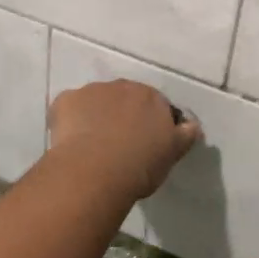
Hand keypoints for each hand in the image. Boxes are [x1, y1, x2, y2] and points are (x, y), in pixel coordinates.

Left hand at [47, 80, 201, 200]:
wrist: (96, 171)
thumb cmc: (140, 166)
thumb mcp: (172, 154)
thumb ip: (184, 136)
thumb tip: (193, 125)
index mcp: (152, 98)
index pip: (156, 105)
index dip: (150, 124)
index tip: (145, 145)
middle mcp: (123, 87)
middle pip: (125, 98)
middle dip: (122, 115)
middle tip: (119, 145)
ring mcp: (92, 91)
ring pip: (96, 101)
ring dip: (96, 115)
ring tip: (93, 146)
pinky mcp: (65, 101)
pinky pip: (70, 108)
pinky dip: (70, 120)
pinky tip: (71, 142)